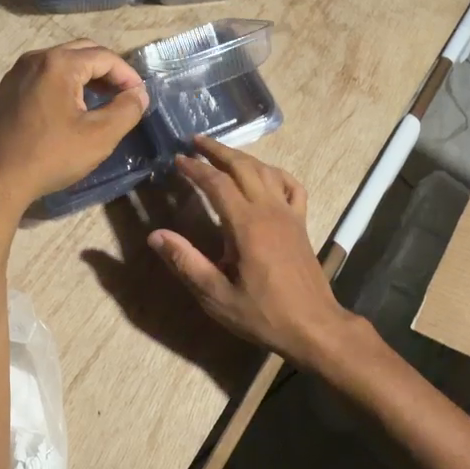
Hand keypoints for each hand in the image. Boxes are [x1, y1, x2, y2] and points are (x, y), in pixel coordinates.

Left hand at [0, 39, 148, 224]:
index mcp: (59, 63)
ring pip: (62, 63)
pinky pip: (44, 76)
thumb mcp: (99, 136)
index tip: (140, 96)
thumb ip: (126, 110)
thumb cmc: (49, 156)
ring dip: (86, 77)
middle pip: (82, 52)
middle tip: (124, 95)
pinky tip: (72, 109)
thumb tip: (139, 94)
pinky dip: (65, 84)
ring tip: (103, 102)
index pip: (104, 56)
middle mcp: (35, 59)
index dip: (127, 75)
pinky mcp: (7, 91)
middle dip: (108, 71)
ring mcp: (17, 73)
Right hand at [149, 136, 358, 367]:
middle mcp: (269, 210)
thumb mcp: (217, 296)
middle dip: (217, 150)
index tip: (178, 159)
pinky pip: (291, 185)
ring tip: (222, 153)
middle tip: (195, 141)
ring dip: (242, 157)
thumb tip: (155, 235)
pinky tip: (265, 174)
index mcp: (246, 225)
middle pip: (243, 166)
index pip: (217, 183)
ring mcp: (289, 214)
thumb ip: (186, 262)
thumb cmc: (263, 314)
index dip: (195, 168)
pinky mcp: (302, 222)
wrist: (314, 327)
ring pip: (266, 171)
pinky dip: (275, 172)